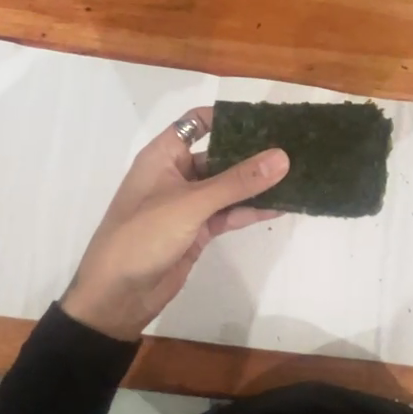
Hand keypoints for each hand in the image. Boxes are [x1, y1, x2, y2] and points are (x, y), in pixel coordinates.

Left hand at [61, 107, 289, 341]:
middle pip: (219, 155)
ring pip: (227, 187)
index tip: (266, 118)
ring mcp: (187, 205)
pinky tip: (281, 206)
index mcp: (163, 156)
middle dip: (251, 153)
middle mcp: (176, 175)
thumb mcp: (191, 204)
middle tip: (294, 147)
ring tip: (296, 175)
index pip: (195, 123)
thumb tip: (283, 156)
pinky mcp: (197, 231)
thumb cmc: (143, 235)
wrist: (116, 295)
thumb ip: (237, 182)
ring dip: (256, 184)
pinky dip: (251, 210)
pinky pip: (229, 213)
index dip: (227, 118)